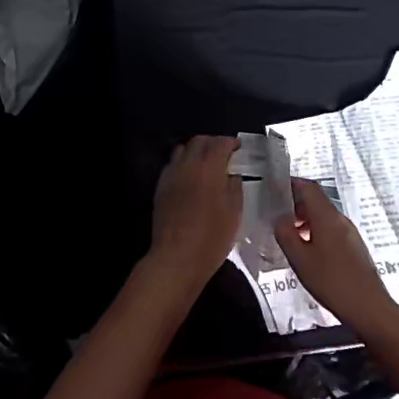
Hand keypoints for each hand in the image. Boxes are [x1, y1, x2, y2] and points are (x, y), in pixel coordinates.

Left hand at [147, 135, 242, 287]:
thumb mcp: (234, 212)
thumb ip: (234, 186)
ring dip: (196, 151)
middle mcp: (187, 165)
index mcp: (209, 168)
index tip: (239, 148)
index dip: (231, 143)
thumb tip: (232, 172)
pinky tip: (191, 178)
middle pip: (199, 141)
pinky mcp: (160, 186)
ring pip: (182, 150)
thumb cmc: (212, 237)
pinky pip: (173, 165)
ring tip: (207, 165)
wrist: (177, 256)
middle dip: (213, 143)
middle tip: (224, 154)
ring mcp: (171, 174)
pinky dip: (183, 164)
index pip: (220, 143)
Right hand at [274, 178, 398, 332]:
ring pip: (323, 217)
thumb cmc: (331, 281)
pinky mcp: (354, 247)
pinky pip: (331, 230)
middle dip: (295, 204)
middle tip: (275, 216)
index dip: (290, 184)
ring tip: (288, 236)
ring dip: (304, 220)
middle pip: (316, 201)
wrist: (370, 309)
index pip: (309, 187)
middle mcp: (340, 220)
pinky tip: (307, 251)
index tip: (273, 189)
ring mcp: (350, 233)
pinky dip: (315, 232)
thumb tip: (280, 218)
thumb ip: (285, 233)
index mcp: (327, 217)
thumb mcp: (299, 258)